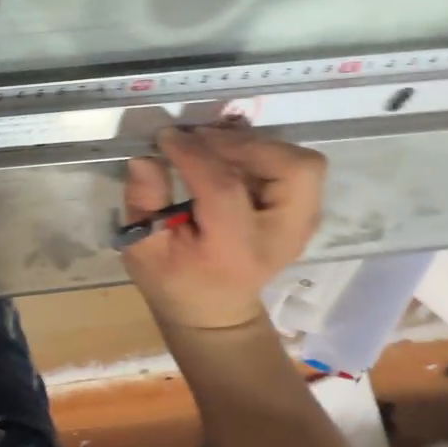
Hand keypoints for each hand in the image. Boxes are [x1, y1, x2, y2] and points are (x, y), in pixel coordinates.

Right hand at [120, 122, 325, 330]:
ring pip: (303, 164)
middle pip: (293, 169)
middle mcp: (282, 234)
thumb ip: (144, 201)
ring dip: (259, 146)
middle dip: (245, 144)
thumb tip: (147, 157)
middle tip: (201, 137)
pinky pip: (297, 169)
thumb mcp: (142, 248)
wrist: (215, 309)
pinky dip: (266, 154)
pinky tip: (231, 154)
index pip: (225, 188)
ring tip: (216, 142)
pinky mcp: (306, 212)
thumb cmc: (171, 281)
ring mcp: (302, 223)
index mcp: (234, 250)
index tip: (166, 136)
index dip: (196, 155)